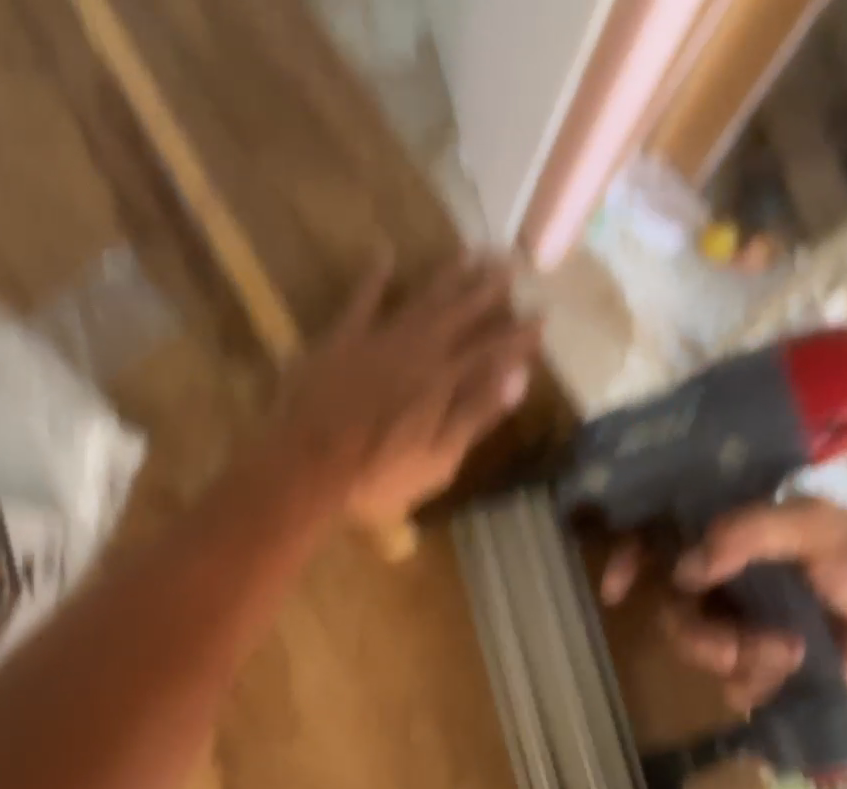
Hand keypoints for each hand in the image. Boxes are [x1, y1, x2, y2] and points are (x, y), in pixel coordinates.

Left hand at [270, 254, 539, 527]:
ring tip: (471, 252)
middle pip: (460, 315)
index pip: (491, 352)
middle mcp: (417, 351)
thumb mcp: (438, 459)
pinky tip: (384, 256)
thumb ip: (476, 414)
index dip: (518, 335)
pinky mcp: (340, 341)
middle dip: (487, 290)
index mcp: (444, 383)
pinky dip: (373, 279)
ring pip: (421, 300)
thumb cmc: (375, 477)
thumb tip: (519, 377)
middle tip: (510, 264)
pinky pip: (361, 302)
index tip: (541, 313)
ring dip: (447, 276)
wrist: (304, 469)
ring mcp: (377, 342)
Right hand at [601, 498, 846, 711]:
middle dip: (700, 634)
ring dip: (736, 658)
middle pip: (674, 608)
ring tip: (784, 655)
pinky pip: (732, 682)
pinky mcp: (766, 662)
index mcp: (735, 536)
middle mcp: (729, 578)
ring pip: (699, 648)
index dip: (629, 559)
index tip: (616, 589)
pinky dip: (756, 682)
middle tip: (737, 645)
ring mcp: (745, 622)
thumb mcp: (816, 529)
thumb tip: (685, 568)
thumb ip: (747, 534)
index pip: (662, 538)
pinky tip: (790, 671)